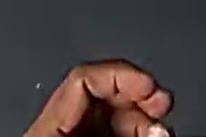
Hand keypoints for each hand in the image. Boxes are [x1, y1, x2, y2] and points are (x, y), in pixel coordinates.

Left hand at [25, 62, 172, 136]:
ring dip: (140, 124)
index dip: (123, 75)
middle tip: (162, 115)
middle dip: (139, 103)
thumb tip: (157, 129)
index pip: (85, 79)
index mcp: (43, 134)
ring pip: (109, 120)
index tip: (151, 87)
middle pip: (103, 98)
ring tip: (159, 134)